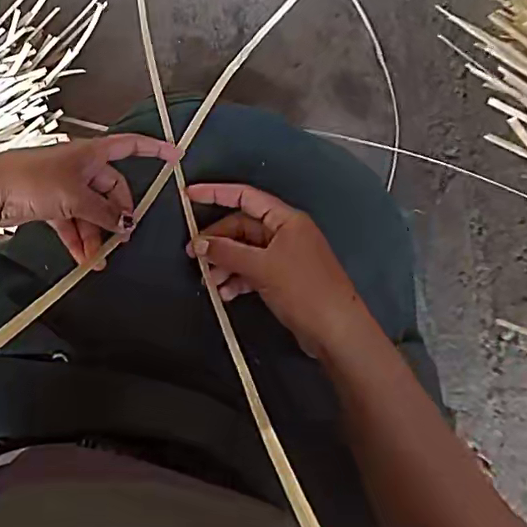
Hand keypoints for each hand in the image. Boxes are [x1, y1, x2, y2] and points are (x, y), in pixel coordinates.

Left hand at [0, 135, 179, 268]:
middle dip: (117, 216)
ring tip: (99, 259)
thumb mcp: (76, 197)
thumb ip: (104, 213)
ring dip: (96, 234)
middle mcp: (81, 166)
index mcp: (91, 153)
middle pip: (111, 189)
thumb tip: (126, 224)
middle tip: (122, 239)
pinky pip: (72, 221)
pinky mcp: (50, 202)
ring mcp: (65, 185)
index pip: (130, 146)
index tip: (175, 155)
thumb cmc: (35, 181)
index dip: (154, 150)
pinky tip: (83, 260)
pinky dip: (78, 238)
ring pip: (91, 210)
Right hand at [184, 183, 375, 356]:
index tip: (189, 195)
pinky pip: (252, 270)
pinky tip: (225, 293)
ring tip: (210, 281)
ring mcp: (284, 256)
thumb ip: (228, 252)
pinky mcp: (282, 279)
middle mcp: (284, 233)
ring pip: (244, 251)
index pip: (245, 197)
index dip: (216, 194)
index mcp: (285, 219)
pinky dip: (236, 279)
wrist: (338, 333)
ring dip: (224, 263)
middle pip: (241, 227)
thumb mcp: (262, 267)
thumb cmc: (304, 290)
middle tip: (193, 255)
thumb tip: (199, 243)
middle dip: (217, 241)